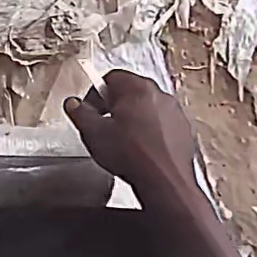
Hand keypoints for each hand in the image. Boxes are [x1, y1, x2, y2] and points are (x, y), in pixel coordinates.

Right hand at [63, 71, 202, 205]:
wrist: (164, 179)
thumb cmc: (131, 154)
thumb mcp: (93, 133)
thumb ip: (80, 113)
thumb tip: (73, 104)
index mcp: (136, 89)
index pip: (112, 77)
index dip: (96, 93)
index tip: (89, 108)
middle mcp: (159, 95)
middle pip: (131, 91)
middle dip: (114, 106)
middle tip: (103, 125)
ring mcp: (174, 112)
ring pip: (147, 108)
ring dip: (133, 119)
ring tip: (121, 141)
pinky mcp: (183, 130)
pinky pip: (161, 124)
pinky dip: (149, 132)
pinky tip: (139, 150)